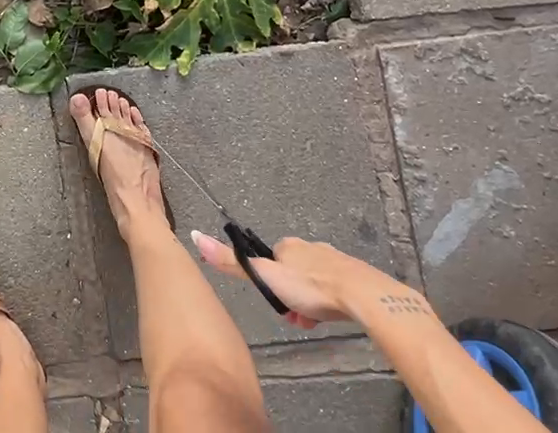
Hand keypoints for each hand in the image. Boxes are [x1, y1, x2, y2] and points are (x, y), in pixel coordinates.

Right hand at [191, 230, 408, 328]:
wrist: (364, 296)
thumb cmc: (311, 288)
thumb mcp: (266, 278)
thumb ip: (232, 262)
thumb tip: (194, 235)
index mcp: (287, 245)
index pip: (271, 261)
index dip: (270, 283)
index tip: (275, 303)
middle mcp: (310, 247)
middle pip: (293, 272)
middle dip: (291, 296)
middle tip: (295, 319)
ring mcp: (336, 260)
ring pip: (315, 282)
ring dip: (310, 302)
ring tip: (313, 322)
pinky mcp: (356, 275)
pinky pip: (337, 288)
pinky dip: (330, 301)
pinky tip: (334, 316)